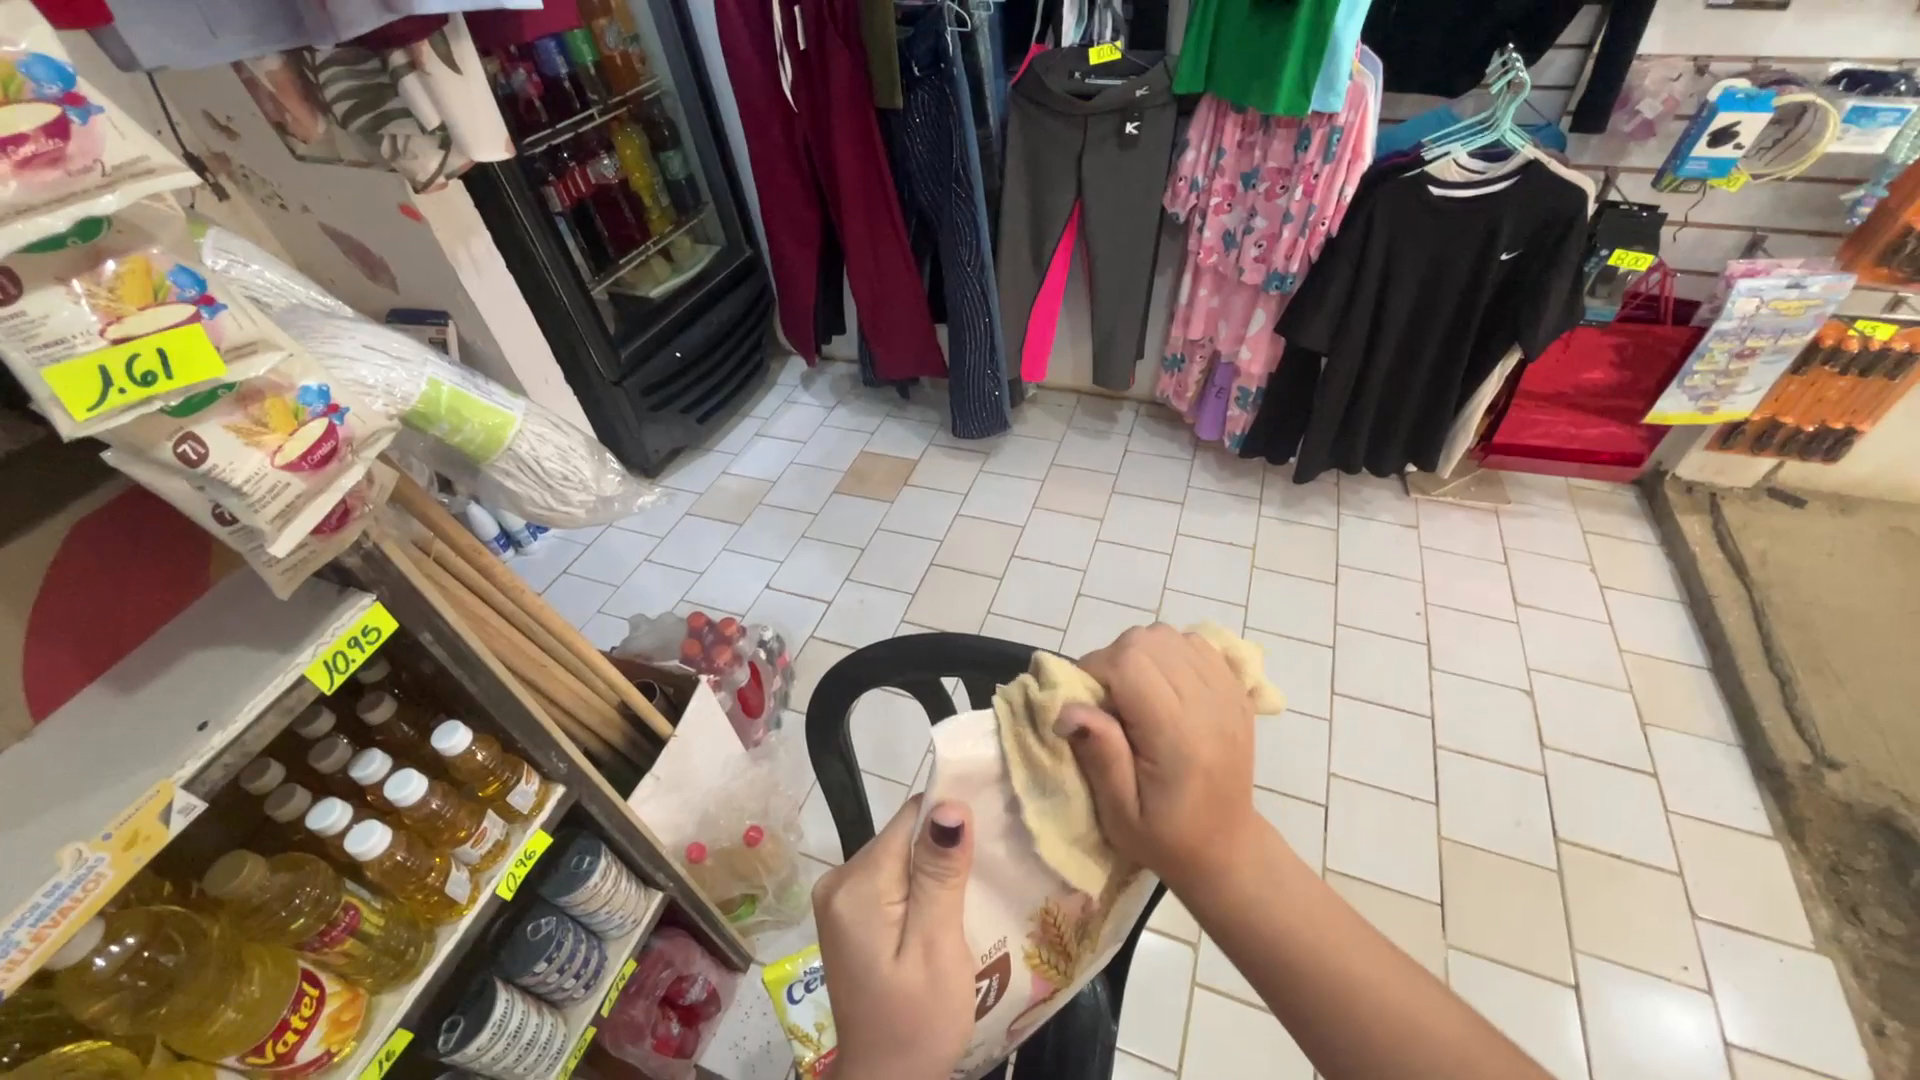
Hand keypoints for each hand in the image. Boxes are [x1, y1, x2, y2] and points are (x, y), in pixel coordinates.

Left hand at [812, 795, 975, 1079]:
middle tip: (984, 880)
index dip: (951, 822)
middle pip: (904, 835)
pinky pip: (892, 878)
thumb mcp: (936, 948)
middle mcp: (838, 878)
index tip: (988, 840)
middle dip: (944, 851)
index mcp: (857, 884)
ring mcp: (839, 896)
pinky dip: (920, 889)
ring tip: (969, 898)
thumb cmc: (918, 1022)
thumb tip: (948, 804)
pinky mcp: (849, 913)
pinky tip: (943, 913)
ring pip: (900, 855)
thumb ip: (939, 875)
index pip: (910, 818)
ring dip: (934, 871)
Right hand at [1061, 624, 1260, 893]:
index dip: (1095, 671)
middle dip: (1114, 660)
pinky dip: (1169, 654)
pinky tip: (1162, 687)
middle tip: (1107, 701)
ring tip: (1134, 693)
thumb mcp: (1120, 813)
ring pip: (1170, 636)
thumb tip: (1067, 708)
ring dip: (1141, 654)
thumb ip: (1099, 754)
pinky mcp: (1236, 690)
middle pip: (1148, 641)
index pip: (1130, 663)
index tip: (1085, 703)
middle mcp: (1209, 704)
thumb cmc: (1165, 837)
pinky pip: (1195, 645)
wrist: (1226, 848)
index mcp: (1179, 735)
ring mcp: (1228, 692)